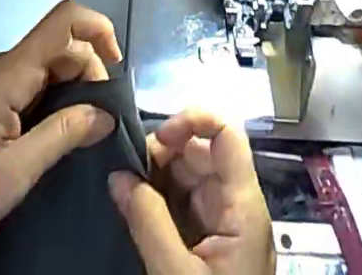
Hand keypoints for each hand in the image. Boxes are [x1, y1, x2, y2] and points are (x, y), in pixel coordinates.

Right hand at [109, 111, 274, 274]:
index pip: (227, 134)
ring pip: (190, 174)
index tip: (156, 137)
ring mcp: (223, 222)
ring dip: (158, 173)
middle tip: (128, 169)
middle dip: (166, 151)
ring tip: (125, 186)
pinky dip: (158, 197)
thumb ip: (148, 222)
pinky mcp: (208, 242)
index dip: (194, 120)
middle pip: (204, 151)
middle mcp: (236, 204)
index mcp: (243, 204)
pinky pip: (183, 202)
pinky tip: (134, 204)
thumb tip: (118, 175)